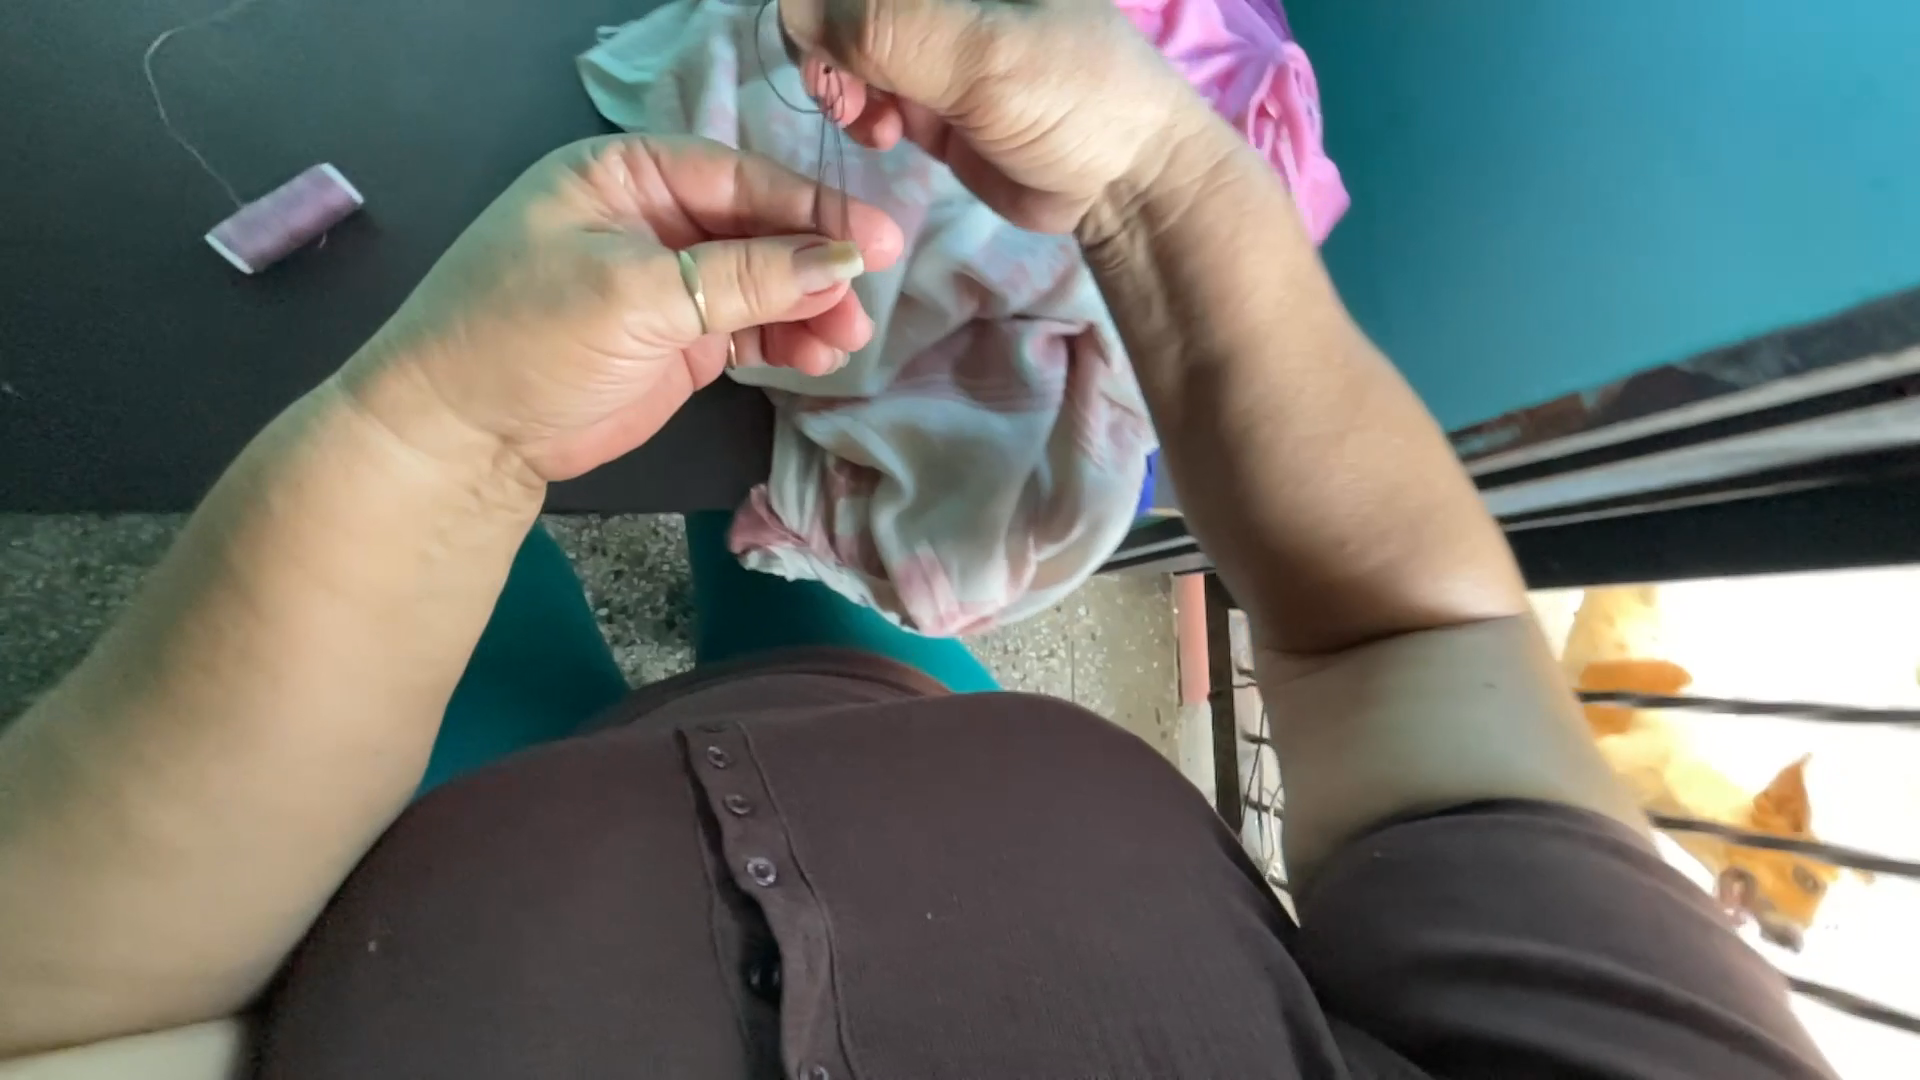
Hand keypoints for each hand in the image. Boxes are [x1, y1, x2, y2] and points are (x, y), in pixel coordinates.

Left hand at [344, 135, 904, 481]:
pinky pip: (752, 329)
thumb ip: (745, 278)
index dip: (812, 210)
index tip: (878, 242)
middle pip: (761, 233)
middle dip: (814, 268)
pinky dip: (787, 342)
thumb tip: (840, 265)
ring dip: (809, 311)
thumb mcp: (637, 293)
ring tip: (846, 340)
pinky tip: (817, 358)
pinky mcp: (686, 339)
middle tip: (862, 303)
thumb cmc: (530, 334)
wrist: (472, 433)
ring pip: (764, 285)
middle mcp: (659, 221)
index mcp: (630, 176)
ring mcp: (676, 284)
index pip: (740, 179)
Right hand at [780, 0, 1209, 232]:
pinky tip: (882, 135)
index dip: (824, 3)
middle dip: (830, 45)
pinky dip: (861, 112)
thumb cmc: (1070, 94)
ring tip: (869, 123)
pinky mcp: (927, 95)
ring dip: (842, 84)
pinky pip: (868, 91)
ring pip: (847, 47)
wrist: (1115, 178)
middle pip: (844, 4)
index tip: (825, 48)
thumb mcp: (983, 55)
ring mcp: (930, 41)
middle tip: (846, 97)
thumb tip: (795, 14)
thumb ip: (890, 29)